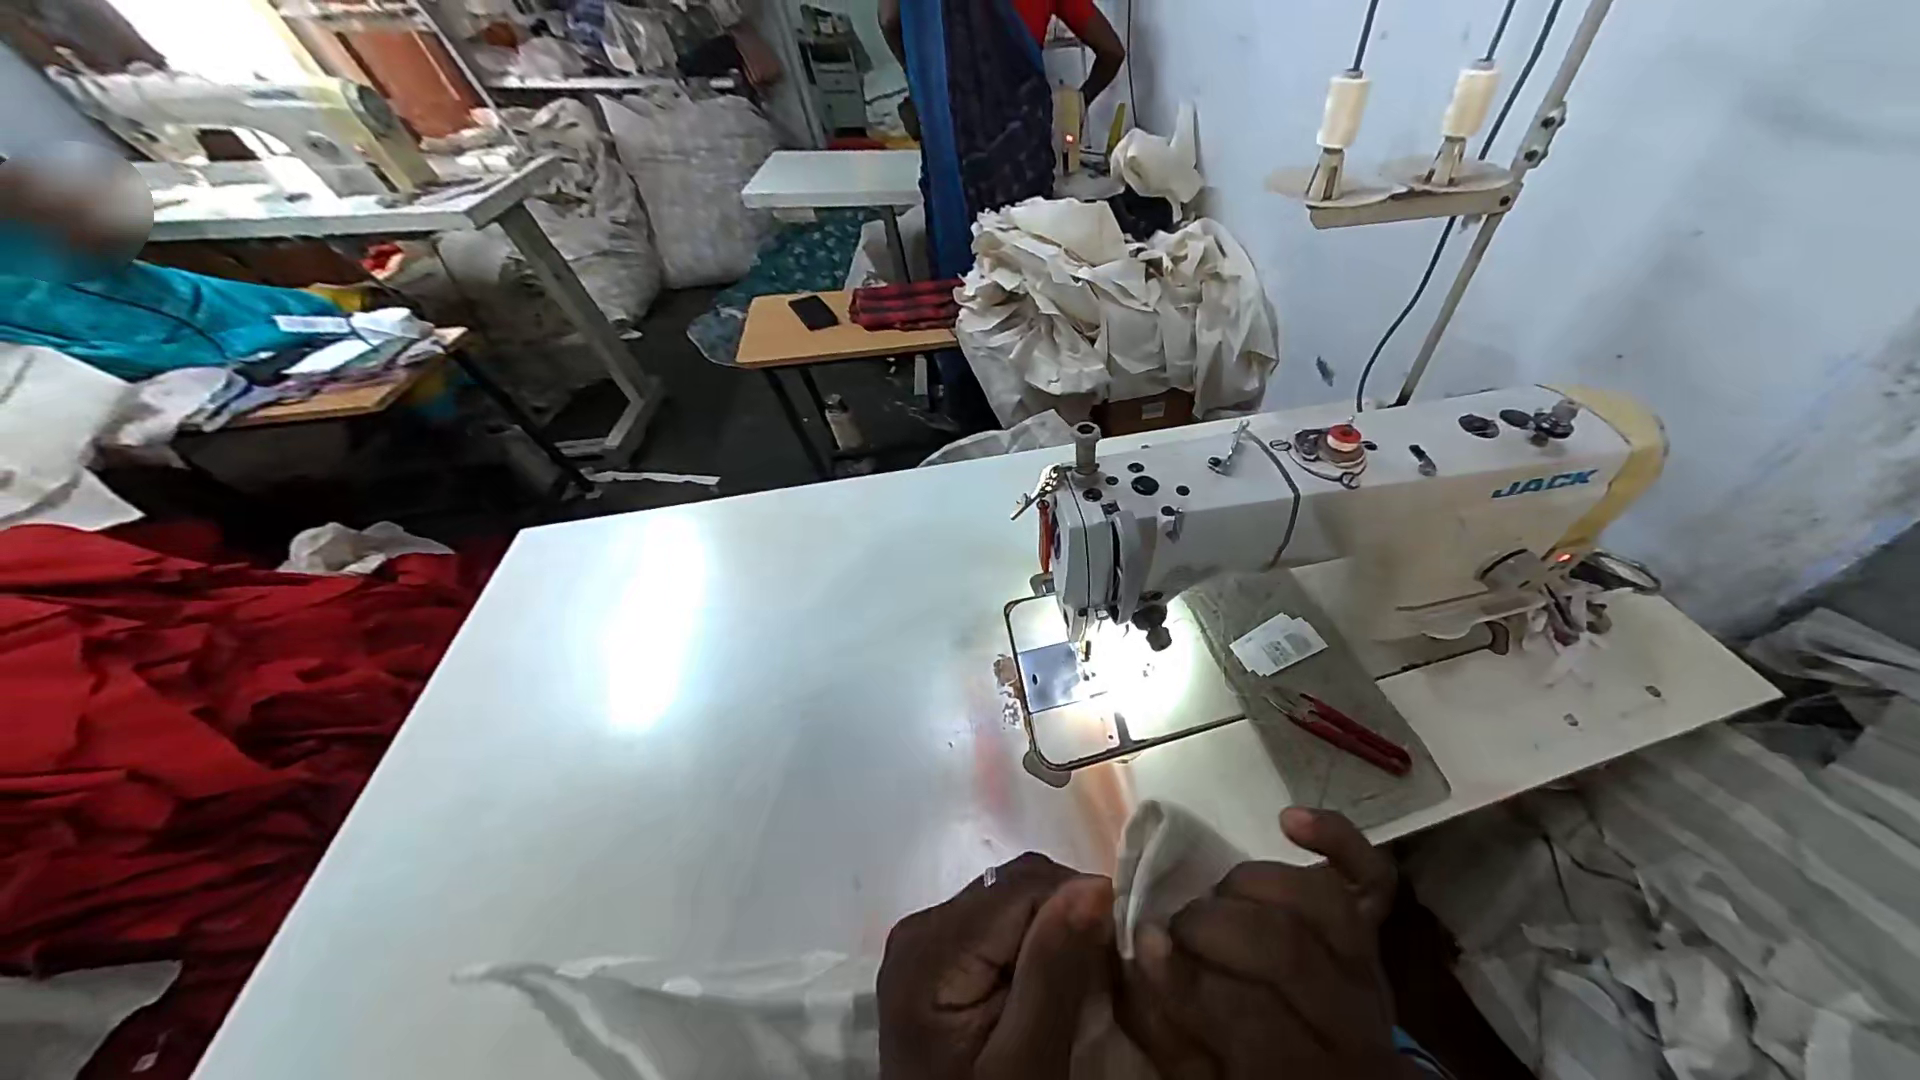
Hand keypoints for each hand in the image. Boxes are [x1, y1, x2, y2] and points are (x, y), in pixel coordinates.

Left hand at [878, 852, 1113, 1079]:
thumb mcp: (1026, 1065)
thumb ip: (1053, 971)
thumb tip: (1094, 886)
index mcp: (931, 947)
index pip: (1022, 887)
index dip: (1080, 904)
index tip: (1123, 949)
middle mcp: (921, 926)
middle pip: (1014, 886)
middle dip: (1069, 914)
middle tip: (1111, 971)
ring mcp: (926, 939)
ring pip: (1011, 899)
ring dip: (1057, 927)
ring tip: (1087, 979)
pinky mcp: (937, 957)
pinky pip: (998, 924)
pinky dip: (1036, 942)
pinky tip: (1054, 982)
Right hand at [1118, 808, 1409, 1079]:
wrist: (1319, 1071)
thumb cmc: (1246, 1065)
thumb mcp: (1200, 1071)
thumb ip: (1167, 1025)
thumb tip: (1141, 952)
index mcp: (1300, 1069)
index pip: (1248, 1021)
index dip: (1190, 979)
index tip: (1146, 939)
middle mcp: (1350, 1022)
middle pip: (1285, 949)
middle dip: (1213, 924)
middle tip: (1175, 923)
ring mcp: (1366, 970)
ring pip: (1318, 902)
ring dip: (1250, 884)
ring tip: (1216, 895)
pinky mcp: (1371, 932)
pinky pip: (1372, 877)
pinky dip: (1337, 839)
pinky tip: (1289, 822)